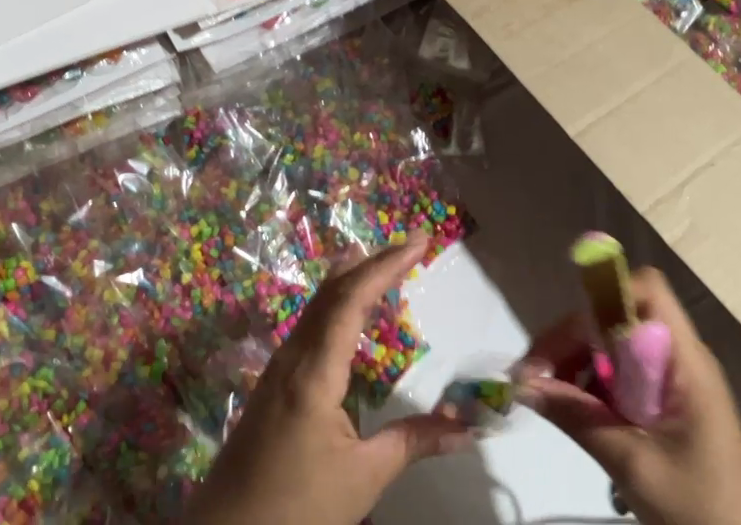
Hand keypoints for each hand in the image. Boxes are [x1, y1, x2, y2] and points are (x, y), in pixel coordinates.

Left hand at [188, 236, 474, 524]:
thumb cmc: (296, 506)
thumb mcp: (363, 477)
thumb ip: (413, 442)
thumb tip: (468, 428)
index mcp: (314, 371)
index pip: (352, 299)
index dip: (386, 265)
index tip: (420, 241)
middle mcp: (292, 358)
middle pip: (331, 293)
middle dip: (372, 263)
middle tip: (410, 246)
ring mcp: (277, 370)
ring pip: (316, 307)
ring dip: (351, 281)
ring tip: (382, 266)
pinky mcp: (272, 386)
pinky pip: (308, 328)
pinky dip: (336, 308)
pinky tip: (348, 320)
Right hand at [516, 268, 740, 524]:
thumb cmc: (698, 505)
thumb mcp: (632, 463)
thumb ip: (578, 418)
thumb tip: (523, 385)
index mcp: (685, 361)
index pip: (647, 291)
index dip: (604, 295)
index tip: (565, 336)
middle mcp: (680, 357)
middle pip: (619, 315)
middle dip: (574, 336)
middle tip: (536, 373)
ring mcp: (674, 378)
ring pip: (615, 342)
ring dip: (578, 359)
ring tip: (548, 394)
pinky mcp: (666, 400)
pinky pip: (622, 371)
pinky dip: (593, 382)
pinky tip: (574, 408)